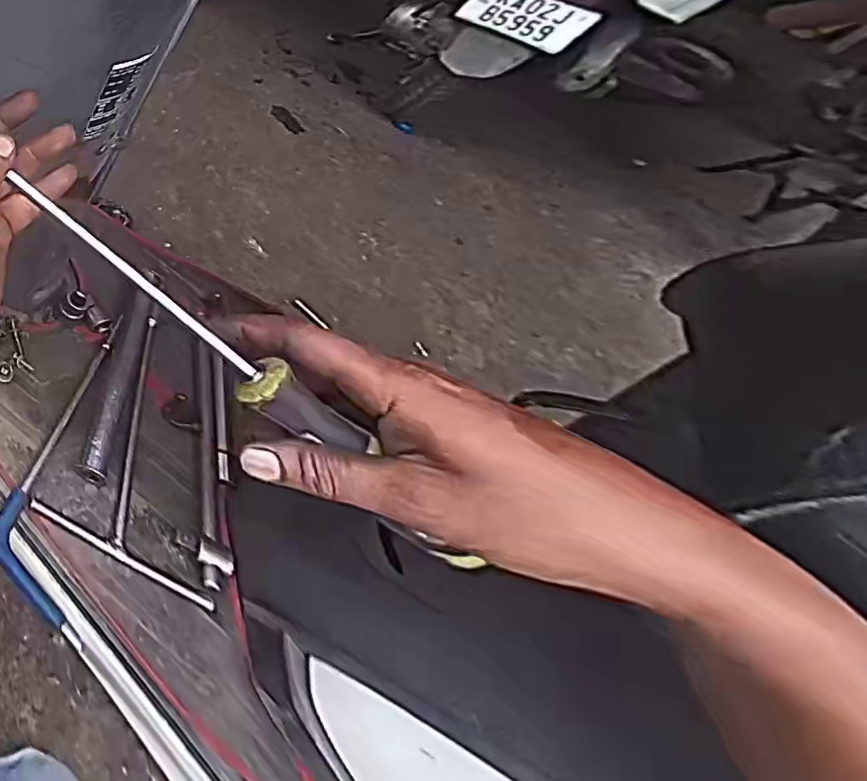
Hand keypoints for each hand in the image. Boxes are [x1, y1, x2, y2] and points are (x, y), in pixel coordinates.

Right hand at [233, 315, 750, 611]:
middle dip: (278, 380)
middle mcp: (418, 383)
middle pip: (324, 364)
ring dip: (314, 407)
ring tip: (300, 446)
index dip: (260, 332)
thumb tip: (267, 457)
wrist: (643, 535)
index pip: (311, 344)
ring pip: (350, 387)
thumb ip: (329, 474)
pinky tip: (352, 456)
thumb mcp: (418, 501)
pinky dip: (347, 421)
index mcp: (404, 388)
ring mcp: (434, 400)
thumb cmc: (551, 514)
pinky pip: (378, 406)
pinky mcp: (447, 419)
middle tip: (252, 414)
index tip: (224, 330)